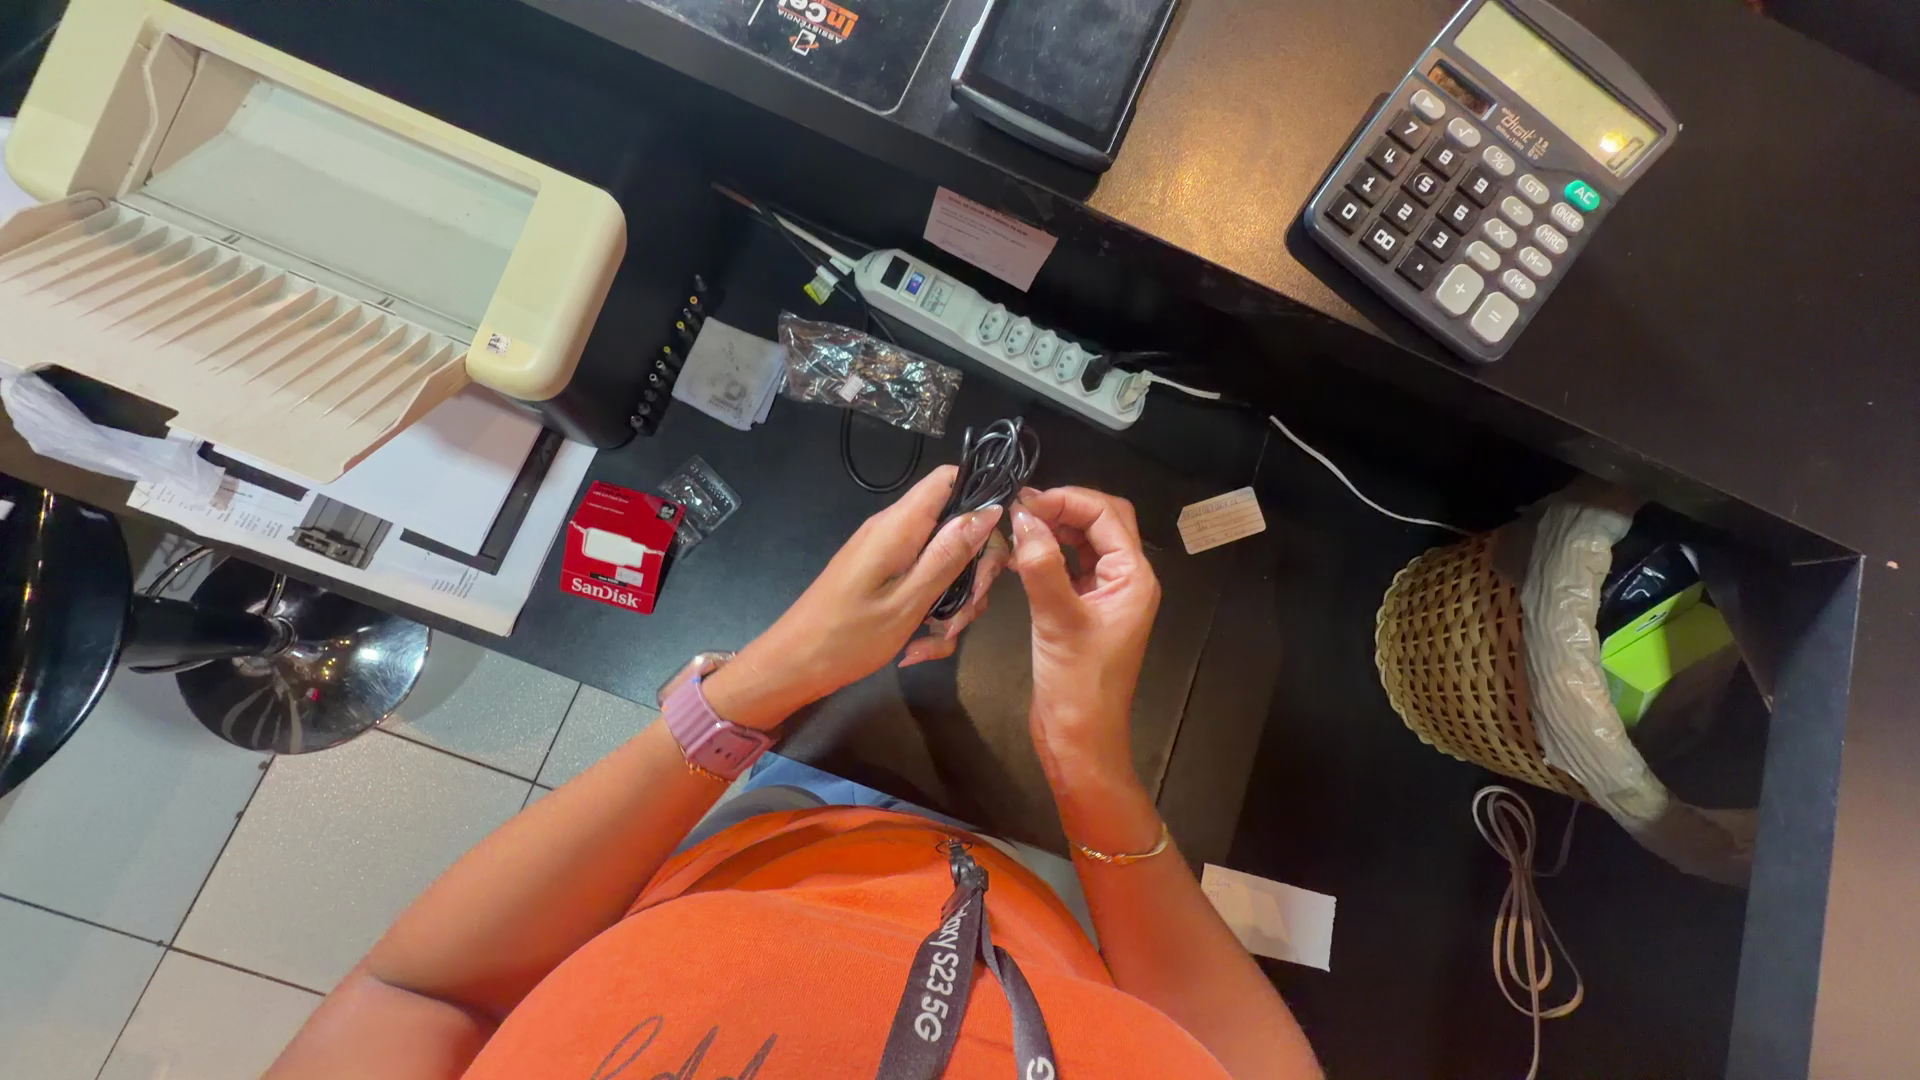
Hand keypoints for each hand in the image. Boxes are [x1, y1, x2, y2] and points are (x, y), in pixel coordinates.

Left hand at [704, 465, 1000, 729]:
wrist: (793, 667)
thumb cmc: (847, 637)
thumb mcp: (909, 601)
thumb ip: (949, 554)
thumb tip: (989, 511)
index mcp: (900, 525)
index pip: (950, 477)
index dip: (983, 498)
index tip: (1000, 543)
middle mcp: (896, 530)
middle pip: (957, 527)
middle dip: (974, 573)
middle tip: (965, 614)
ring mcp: (890, 553)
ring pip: (946, 562)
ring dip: (953, 602)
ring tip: (939, 638)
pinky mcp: (885, 575)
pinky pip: (924, 582)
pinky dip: (931, 612)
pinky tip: (921, 645)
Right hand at [1009, 486, 1160, 784]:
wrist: (1079, 738)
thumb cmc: (1078, 684)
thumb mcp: (1058, 620)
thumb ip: (1041, 565)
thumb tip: (1021, 517)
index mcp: (1134, 577)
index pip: (1107, 515)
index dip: (1067, 500)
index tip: (1025, 501)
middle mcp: (1125, 580)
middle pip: (1101, 522)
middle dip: (1064, 508)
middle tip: (1020, 509)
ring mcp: (1105, 595)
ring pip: (1085, 542)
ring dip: (1055, 529)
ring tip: (1017, 526)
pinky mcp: (1084, 609)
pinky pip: (1070, 567)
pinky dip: (1048, 554)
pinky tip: (1020, 554)